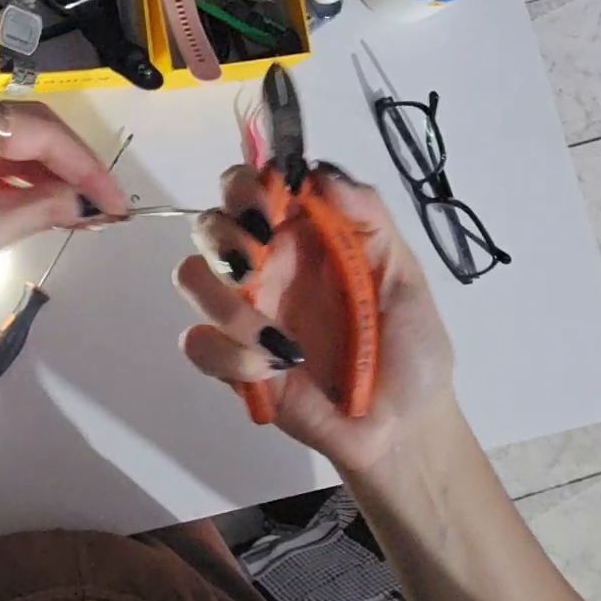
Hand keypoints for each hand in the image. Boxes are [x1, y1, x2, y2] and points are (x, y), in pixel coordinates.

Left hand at [0, 96, 128, 336]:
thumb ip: (45, 205)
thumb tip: (88, 201)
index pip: (38, 131)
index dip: (84, 165)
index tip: (116, 201)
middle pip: (28, 133)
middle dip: (70, 168)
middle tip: (106, 205)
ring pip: (13, 151)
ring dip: (49, 179)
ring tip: (86, 212)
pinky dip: (23, 187)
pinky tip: (51, 208)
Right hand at [173, 164, 455, 474]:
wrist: (403, 427)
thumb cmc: (410, 347)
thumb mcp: (404, 274)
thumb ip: (367, 217)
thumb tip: (320, 173)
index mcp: (300, 235)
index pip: (250, 187)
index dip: (246, 186)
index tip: (271, 207)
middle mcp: (263, 264)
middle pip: (208, 223)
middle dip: (224, 237)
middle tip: (257, 263)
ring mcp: (241, 311)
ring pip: (191, 276)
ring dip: (224, 302)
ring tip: (274, 338)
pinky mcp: (228, 359)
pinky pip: (197, 342)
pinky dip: (230, 356)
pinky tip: (272, 371)